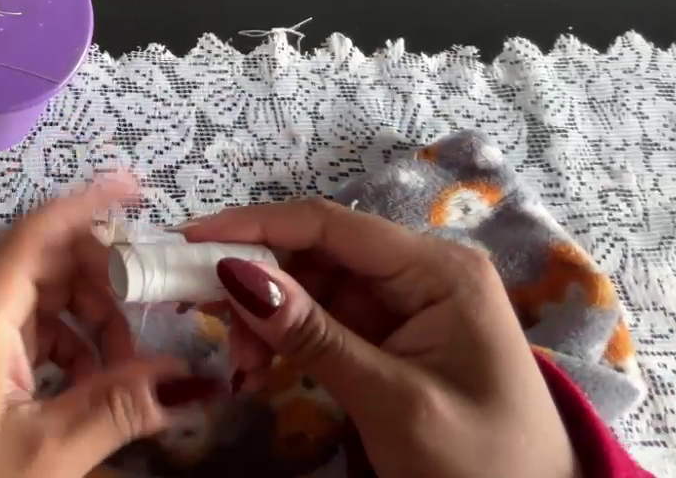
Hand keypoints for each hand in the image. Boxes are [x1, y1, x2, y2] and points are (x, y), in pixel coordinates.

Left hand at [0, 177, 208, 477]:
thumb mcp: (46, 449)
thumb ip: (117, 407)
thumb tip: (186, 380)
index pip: (44, 227)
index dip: (91, 201)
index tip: (135, 186)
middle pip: (53, 255)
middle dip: (107, 284)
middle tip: (151, 323)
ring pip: (46, 284)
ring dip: (91, 317)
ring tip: (121, 375)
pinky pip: (30, 312)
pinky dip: (65, 335)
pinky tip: (87, 383)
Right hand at [183, 199, 578, 477]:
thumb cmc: (484, 470)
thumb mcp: (397, 405)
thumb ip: (313, 336)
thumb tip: (233, 272)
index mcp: (436, 269)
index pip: (328, 223)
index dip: (255, 224)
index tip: (191, 239)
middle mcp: (415, 270)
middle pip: (310, 248)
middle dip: (255, 276)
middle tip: (202, 308)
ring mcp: (399, 301)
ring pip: (305, 280)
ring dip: (262, 309)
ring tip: (237, 353)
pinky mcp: (384, 331)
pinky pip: (316, 313)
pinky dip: (280, 332)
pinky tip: (256, 357)